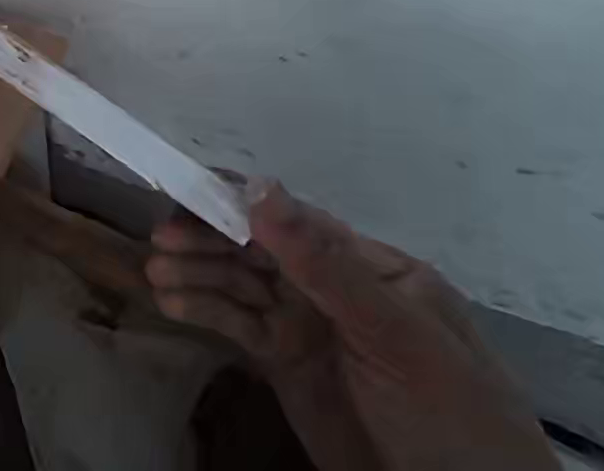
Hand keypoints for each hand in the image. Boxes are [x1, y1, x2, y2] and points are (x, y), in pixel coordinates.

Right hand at [147, 184, 558, 470]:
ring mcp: (303, 321)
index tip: (185, 196)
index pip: (292, 221)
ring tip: (155, 275)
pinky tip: (169, 304)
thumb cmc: (448, 418)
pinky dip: (199, 308)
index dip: (236, 206)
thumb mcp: (393, 335)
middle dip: (206, 241)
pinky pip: (232, 320)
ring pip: (236, 281)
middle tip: (160, 242)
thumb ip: (324, 263)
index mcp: (370, 269)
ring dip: (193, 273)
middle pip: (254, 247)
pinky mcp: (278, 355)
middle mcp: (330, 286)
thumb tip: (260, 184)